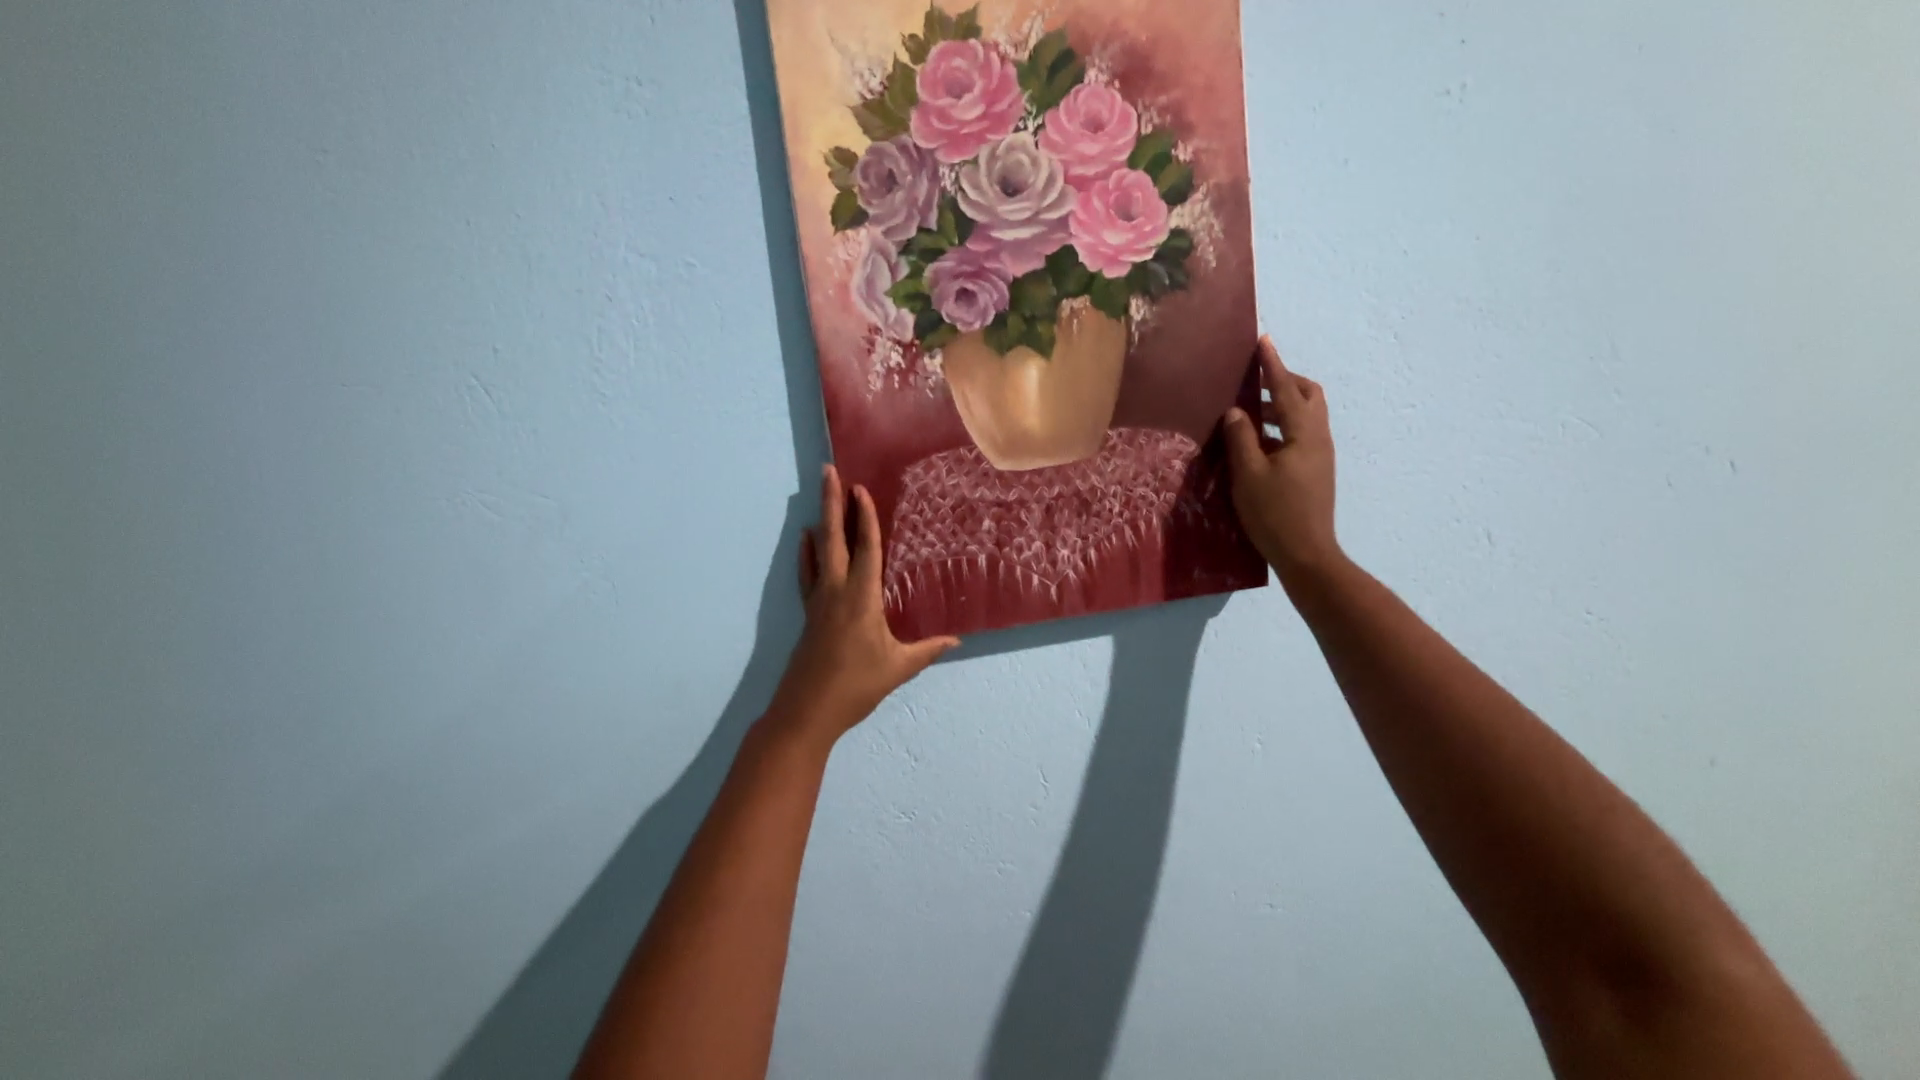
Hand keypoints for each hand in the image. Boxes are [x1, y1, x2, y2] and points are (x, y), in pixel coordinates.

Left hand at [766, 465, 959, 744]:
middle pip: (834, 538)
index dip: (864, 517)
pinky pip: (807, 574)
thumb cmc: (856, 687)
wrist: (806, 711)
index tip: (860, 488)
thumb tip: (957, 639)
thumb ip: (927, 650)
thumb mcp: (898, 668)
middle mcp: (837, 591)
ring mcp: (819, 601)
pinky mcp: (808, 613)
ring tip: (821, 495)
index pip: (865, 549)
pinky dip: (806, 553)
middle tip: (829, 471)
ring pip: (818, 551)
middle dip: (831, 502)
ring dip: (820, 521)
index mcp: (861, 598)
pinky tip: (805, 540)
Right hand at [1222, 337, 1343, 582]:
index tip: (1263, 341)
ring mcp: (1320, 454)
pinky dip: (1283, 424)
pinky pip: (1302, 432)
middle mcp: (1318, 438)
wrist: (1307, 554)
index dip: (1272, 365)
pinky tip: (1260, 440)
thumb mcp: (1249, 475)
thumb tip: (1236, 412)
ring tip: (1249, 411)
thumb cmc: (1275, 514)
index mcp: (1304, 434)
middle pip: (1308, 395)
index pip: (1286, 389)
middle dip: (1284, 381)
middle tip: (1255, 380)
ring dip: (1281, 404)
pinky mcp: (1316, 470)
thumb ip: (1241, 439)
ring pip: (1306, 414)